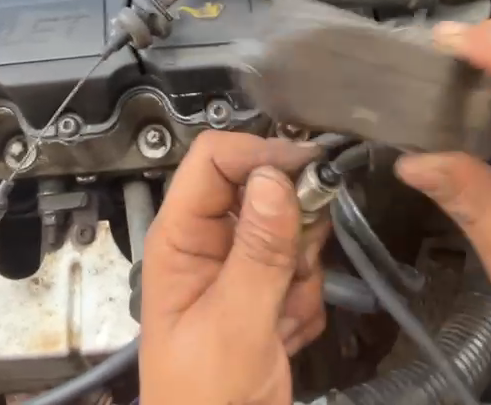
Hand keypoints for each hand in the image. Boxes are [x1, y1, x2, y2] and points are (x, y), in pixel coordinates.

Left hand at [140, 132, 328, 404]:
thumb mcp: (232, 329)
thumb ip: (258, 253)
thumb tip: (275, 177)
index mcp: (180, 236)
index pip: (214, 159)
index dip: (260, 154)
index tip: (310, 171)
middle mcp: (207, 242)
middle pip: (260, 189)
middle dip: (290, 230)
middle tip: (296, 269)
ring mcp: (237, 268)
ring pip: (289, 231)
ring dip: (300, 274)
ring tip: (282, 319)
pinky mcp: (263, 294)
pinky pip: (302, 270)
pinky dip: (306, 303)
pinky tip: (286, 336)